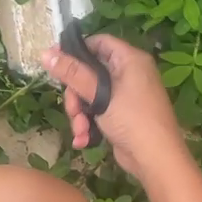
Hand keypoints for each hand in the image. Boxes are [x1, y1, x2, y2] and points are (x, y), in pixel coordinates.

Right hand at [41, 33, 189, 181]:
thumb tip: (45, 53)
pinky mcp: (121, 114)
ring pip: (90, 95)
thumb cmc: (132, 119)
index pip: (98, 42)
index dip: (76, 51)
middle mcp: (129, 73)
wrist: (156, 159)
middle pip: (89, 73)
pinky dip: (89, 123)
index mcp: (130, 60)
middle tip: (73, 110)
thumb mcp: (99, 95)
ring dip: (80, 114)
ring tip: (81, 131)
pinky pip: (98, 111)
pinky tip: (84, 139)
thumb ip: (72, 73)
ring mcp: (125, 95)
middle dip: (76, 95)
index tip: (57, 64)